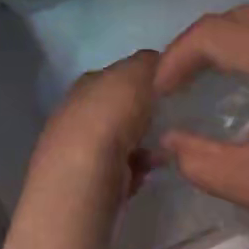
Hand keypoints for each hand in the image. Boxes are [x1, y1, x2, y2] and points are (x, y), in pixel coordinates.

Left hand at [26, 50, 158, 213]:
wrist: (85, 179)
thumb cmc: (109, 118)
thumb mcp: (134, 75)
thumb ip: (148, 64)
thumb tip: (156, 62)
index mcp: (85, 86)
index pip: (115, 76)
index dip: (141, 80)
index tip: (167, 88)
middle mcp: (77, 117)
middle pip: (116, 112)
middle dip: (141, 116)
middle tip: (170, 120)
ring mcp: (81, 154)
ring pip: (120, 144)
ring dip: (143, 147)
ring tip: (167, 150)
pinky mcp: (90, 186)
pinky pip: (121, 174)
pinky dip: (137, 172)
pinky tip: (150, 172)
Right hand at [155, 6, 248, 248]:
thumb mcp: (246, 181)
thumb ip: (195, 157)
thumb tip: (169, 141)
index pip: (212, 34)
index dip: (174, 59)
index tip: (156, 96)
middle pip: (239, 19)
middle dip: (198, 47)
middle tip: (172, 87)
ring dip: (226, 48)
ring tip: (197, 86)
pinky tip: (241, 90)